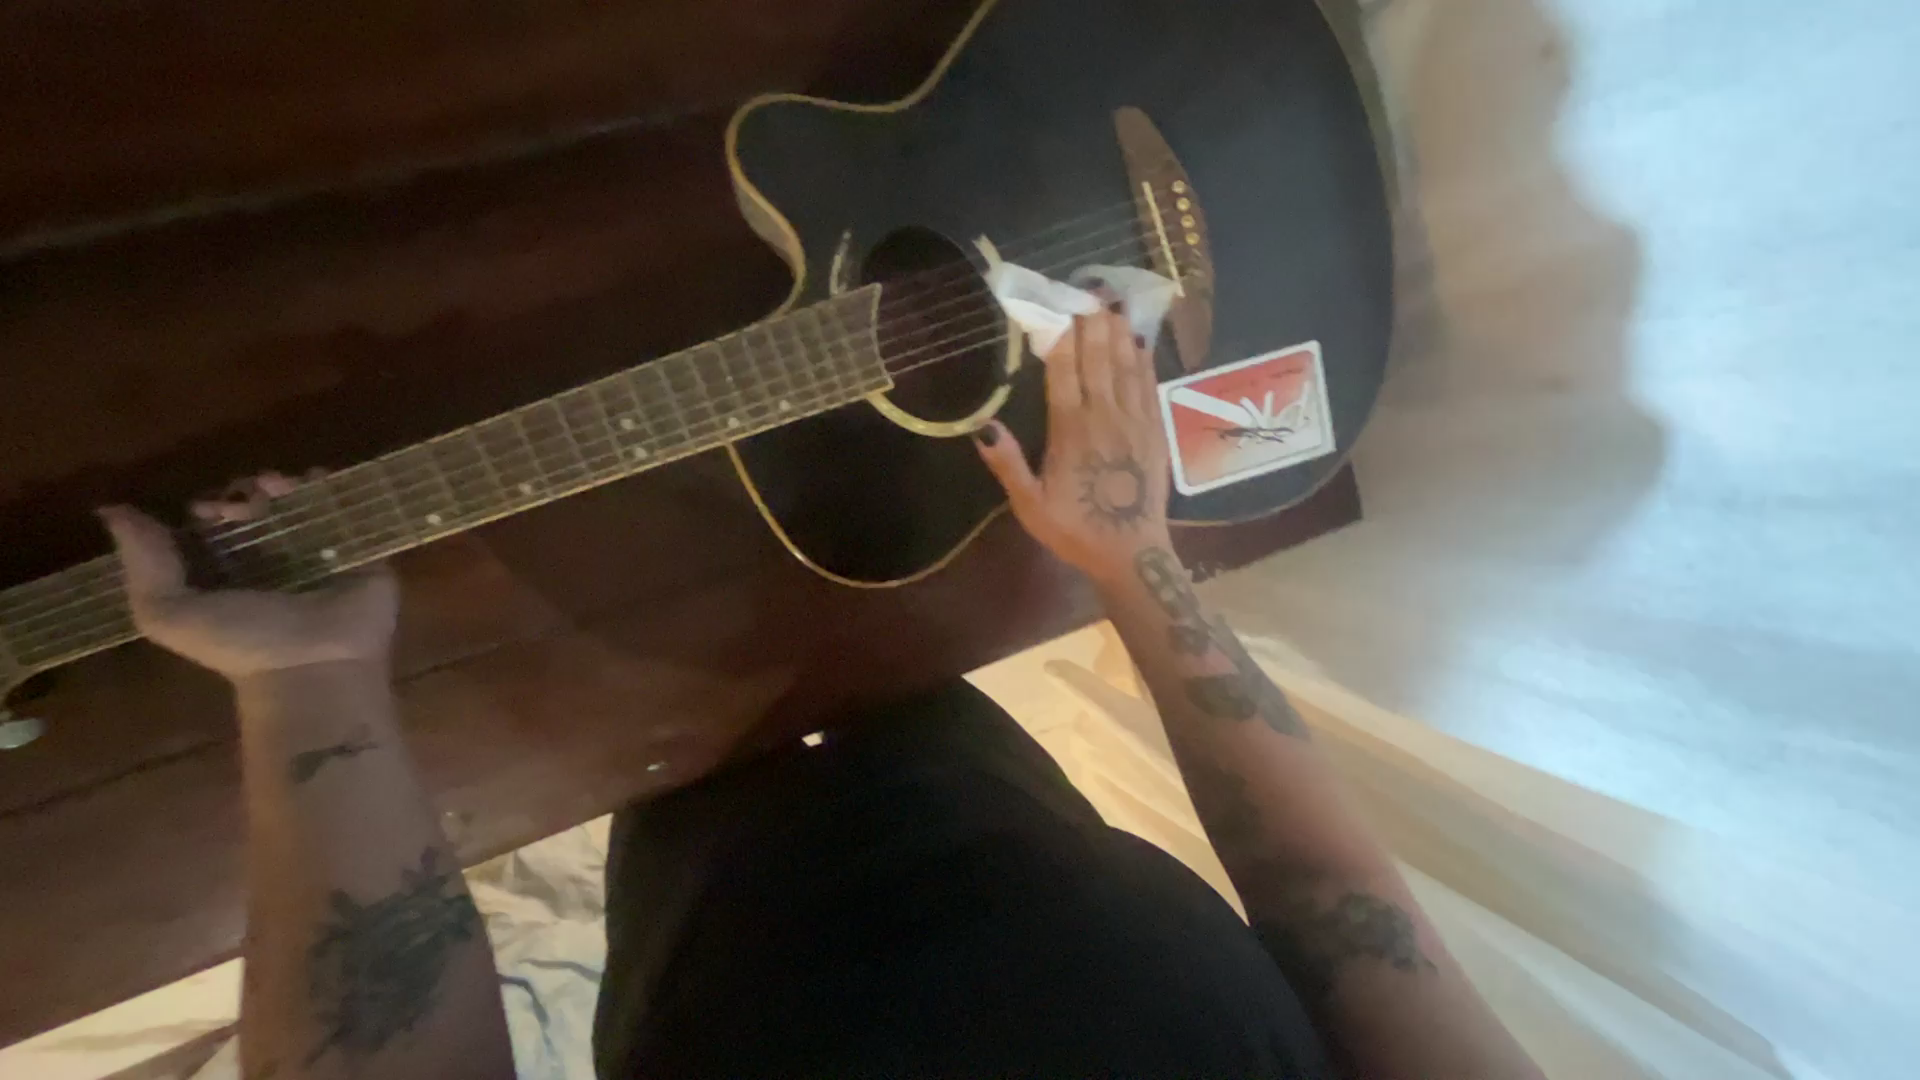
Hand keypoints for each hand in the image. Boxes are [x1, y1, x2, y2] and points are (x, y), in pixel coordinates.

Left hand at [99, 476, 397, 684]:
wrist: (313, 664)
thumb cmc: (240, 642)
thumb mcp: (167, 611)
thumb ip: (144, 563)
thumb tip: (114, 509)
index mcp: (232, 573)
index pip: (220, 527)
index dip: (210, 509)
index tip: (207, 510)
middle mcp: (278, 561)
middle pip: (265, 512)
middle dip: (250, 495)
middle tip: (249, 498)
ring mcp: (326, 557)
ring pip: (309, 508)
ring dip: (293, 486)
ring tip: (282, 482)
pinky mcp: (367, 557)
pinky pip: (356, 518)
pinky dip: (342, 494)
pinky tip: (322, 480)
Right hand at [974, 309, 1172, 582]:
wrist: (1131, 553)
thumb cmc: (1074, 530)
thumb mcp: (1030, 506)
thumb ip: (1007, 464)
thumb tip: (981, 427)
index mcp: (1070, 431)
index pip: (1064, 370)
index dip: (1061, 333)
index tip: (1055, 305)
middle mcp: (1104, 417)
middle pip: (1098, 357)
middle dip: (1091, 320)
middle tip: (1086, 289)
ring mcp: (1134, 422)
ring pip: (1127, 365)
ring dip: (1118, 331)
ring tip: (1112, 302)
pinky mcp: (1155, 432)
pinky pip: (1149, 386)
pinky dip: (1144, 360)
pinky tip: (1140, 342)